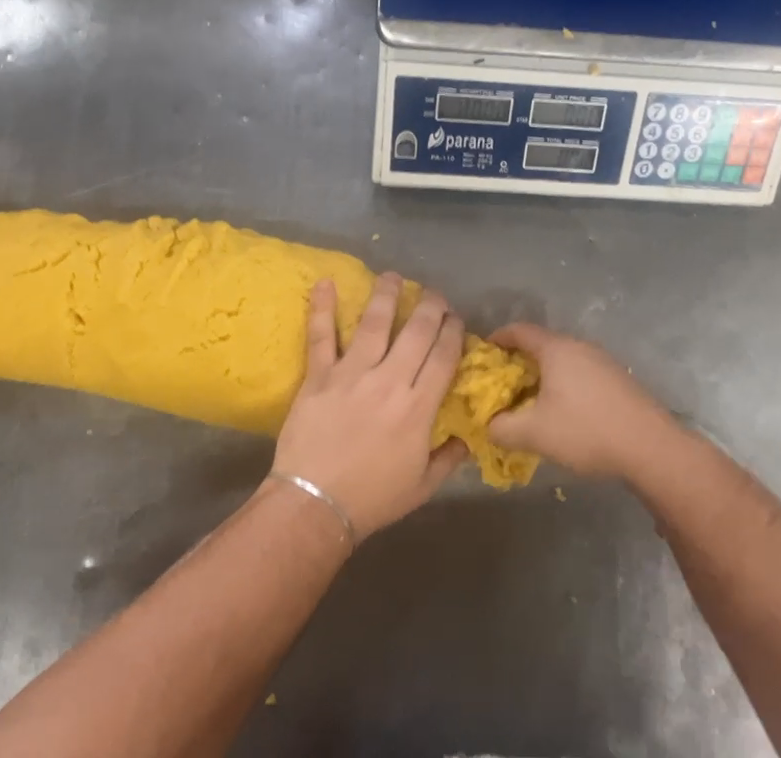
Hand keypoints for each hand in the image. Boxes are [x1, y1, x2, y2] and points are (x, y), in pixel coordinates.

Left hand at [271, 274, 468, 539]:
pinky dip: (322, 308)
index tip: (457, 318)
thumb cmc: (373, 499)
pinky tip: (325, 283)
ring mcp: (351, 375)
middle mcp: (389, 381)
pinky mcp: (318, 377)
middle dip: (430, 307)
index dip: (453, 332)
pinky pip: (321, 336)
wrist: (315, 504)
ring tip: (393, 276)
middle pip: (416, 332)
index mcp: (418, 407)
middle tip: (434, 293)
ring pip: (374, 324)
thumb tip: (466, 436)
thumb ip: (448, 457)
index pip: (444, 357)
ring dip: (386, 295)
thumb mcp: (423, 486)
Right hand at [485, 323, 678, 479]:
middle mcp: (581, 347)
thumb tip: (488, 424)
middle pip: (541, 345)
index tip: (482, 355)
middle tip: (500, 386)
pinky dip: (564, 385)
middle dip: (517, 363)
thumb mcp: (532, 434)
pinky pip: (581, 374)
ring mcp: (604, 362)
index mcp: (557, 349)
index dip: (497, 339)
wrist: (651, 448)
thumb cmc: (585, 431)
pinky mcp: (619, 381)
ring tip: (528, 402)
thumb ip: (500, 427)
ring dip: (542, 377)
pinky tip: (562, 413)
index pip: (519, 331)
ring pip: (563, 361)